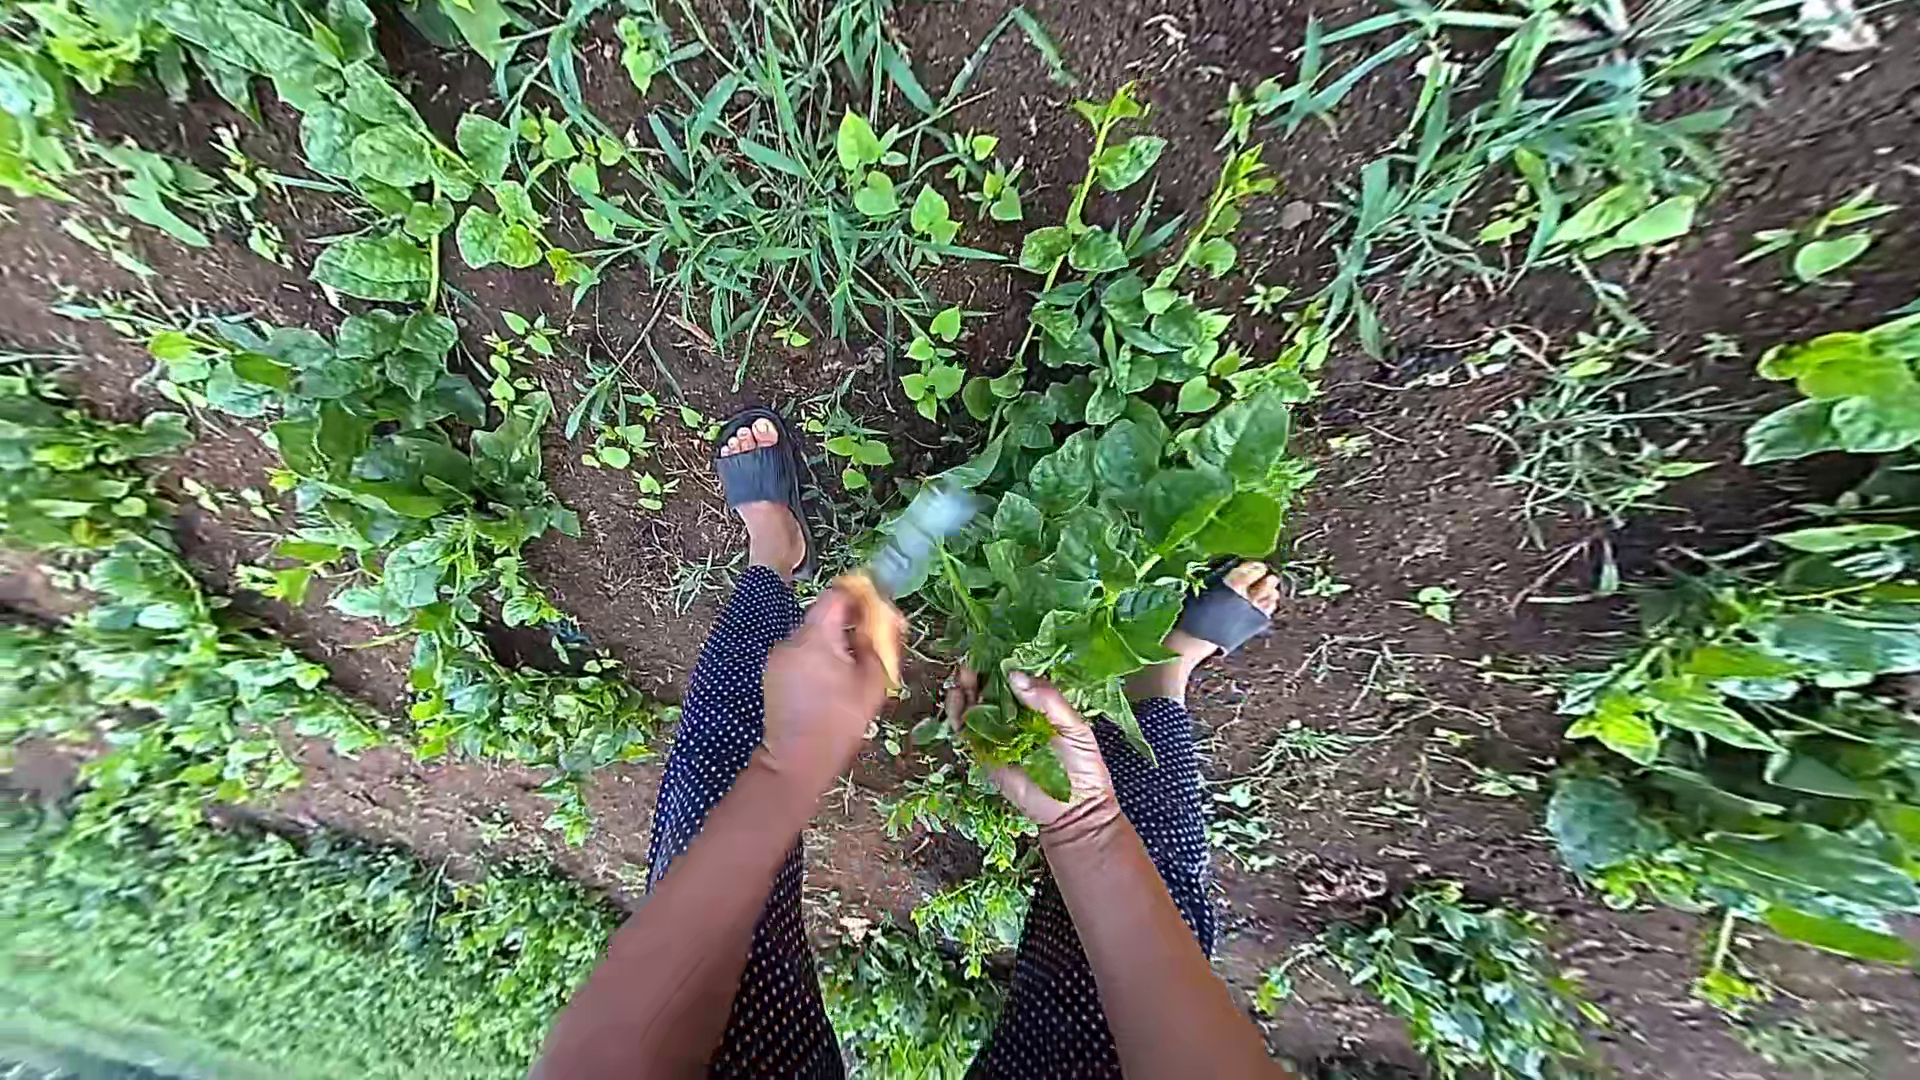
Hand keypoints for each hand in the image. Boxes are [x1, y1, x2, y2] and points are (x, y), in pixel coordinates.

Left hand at [761, 584, 889, 797]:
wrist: (795, 762)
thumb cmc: (839, 722)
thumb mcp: (872, 682)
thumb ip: (880, 643)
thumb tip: (886, 619)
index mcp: (816, 637)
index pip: (837, 595)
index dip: (860, 594)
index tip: (878, 607)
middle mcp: (791, 640)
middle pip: (824, 615)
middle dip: (850, 621)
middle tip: (873, 639)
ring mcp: (778, 657)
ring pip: (813, 635)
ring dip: (835, 640)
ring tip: (853, 665)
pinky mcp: (772, 674)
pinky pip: (801, 653)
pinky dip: (818, 656)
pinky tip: (832, 680)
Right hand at [946, 667, 1119, 842]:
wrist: (1073, 809)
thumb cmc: (1080, 764)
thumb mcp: (1073, 725)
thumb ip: (1047, 699)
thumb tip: (1014, 675)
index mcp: (1035, 701)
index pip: (1013, 676)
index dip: (999, 664)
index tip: (989, 653)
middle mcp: (1012, 712)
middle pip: (988, 687)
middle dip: (976, 674)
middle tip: (970, 665)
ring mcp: (996, 730)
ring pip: (972, 704)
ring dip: (964, 688)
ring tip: (962, 679)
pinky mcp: (983, 751)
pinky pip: (965, 729)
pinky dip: (957, 713)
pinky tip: (957, 700)